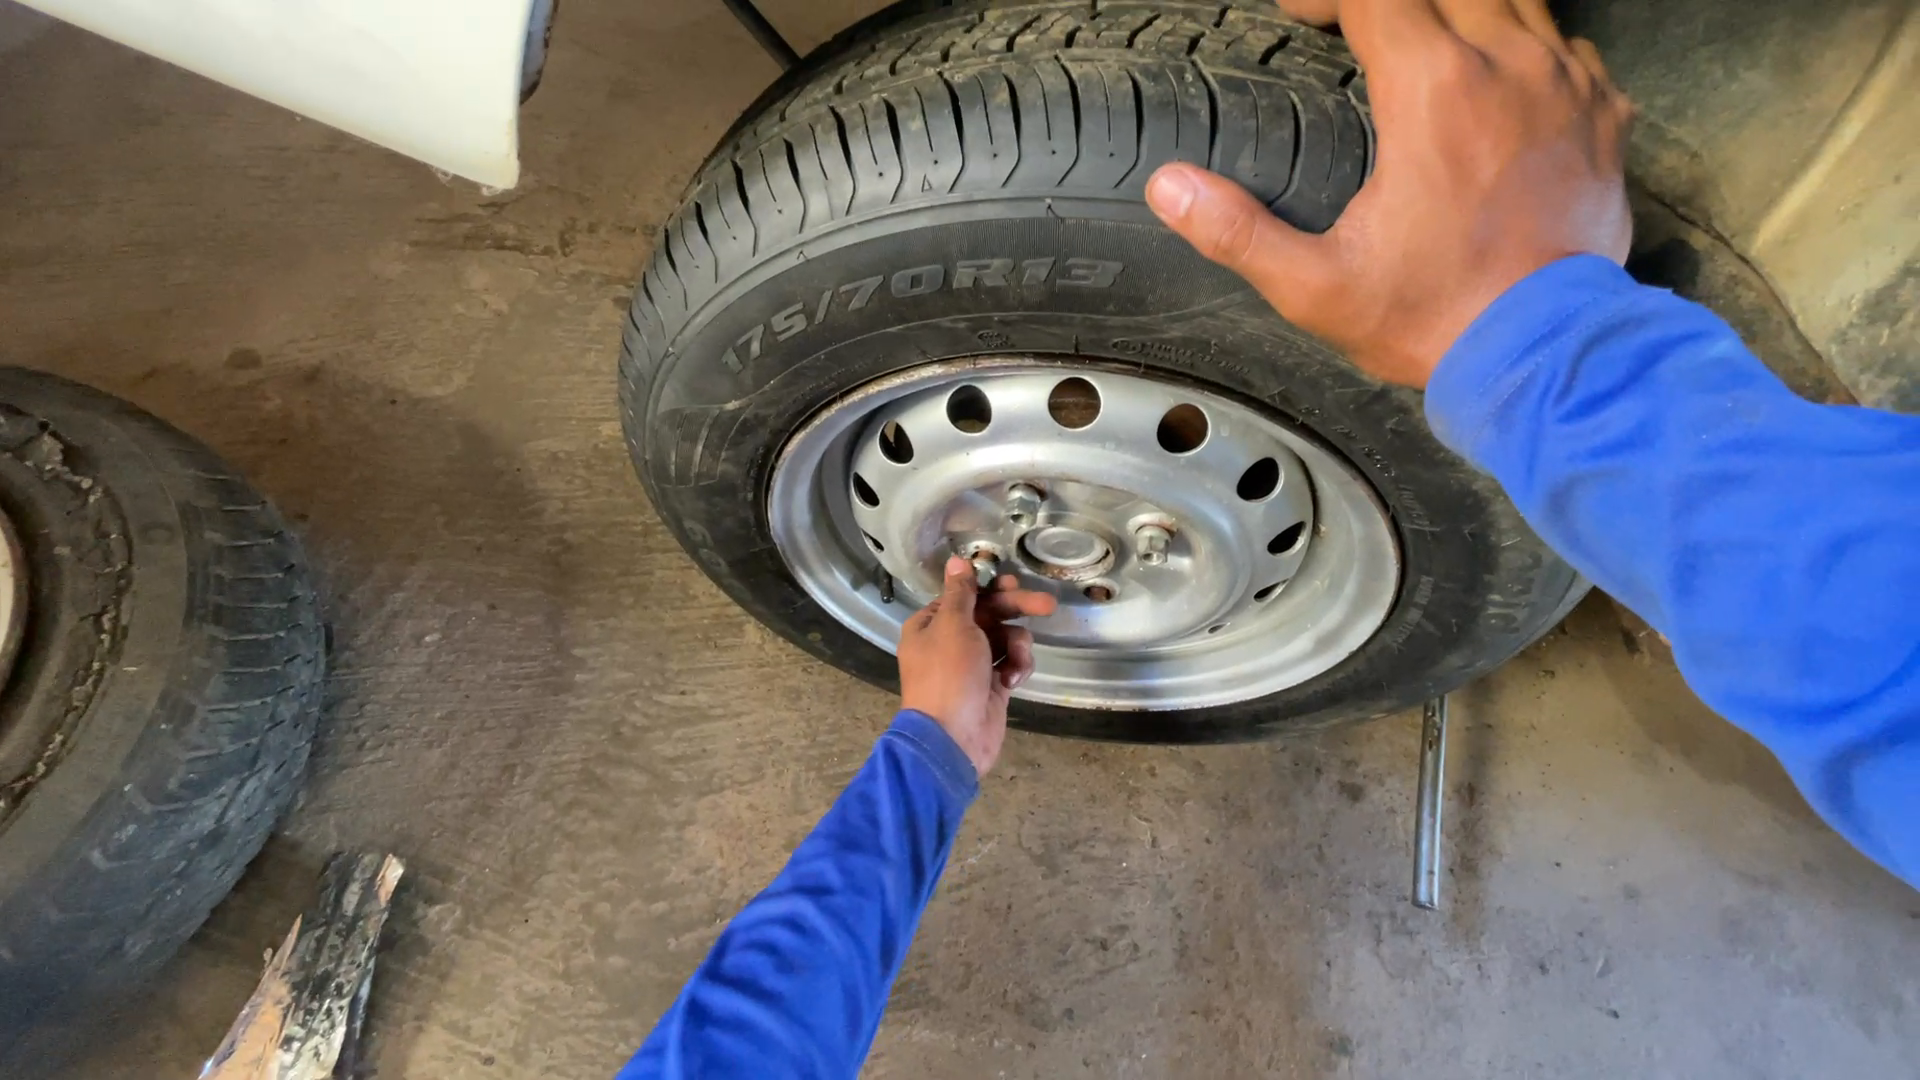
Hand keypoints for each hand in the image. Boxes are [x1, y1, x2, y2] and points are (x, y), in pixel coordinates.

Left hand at [897, 556, 1056, 777]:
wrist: (952, 739)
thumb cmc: (948, 675)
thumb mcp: (953, 625)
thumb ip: (961, 592)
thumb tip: (956, 560)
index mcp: (932, 624)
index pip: (965, 596)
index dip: (990, 589)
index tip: (1014, 584)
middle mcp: (950, 641)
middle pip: (990, 614)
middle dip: (1017, 610)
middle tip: (1048, 604)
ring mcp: (972, 665)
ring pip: (1006, 639)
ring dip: (1017, 646)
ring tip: (1015, 662)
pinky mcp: (991, 686)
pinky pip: (1011, 664)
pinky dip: (1016, 669)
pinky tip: (1012, 682)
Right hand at [1146, 0, 1633, 386]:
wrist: (1538, 351)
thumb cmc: (1424, 317)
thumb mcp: (1311, 286)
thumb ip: (1236, 232)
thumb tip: (1167, 186)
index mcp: (1434, 93)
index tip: (1295, 12)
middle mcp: (1510, 64)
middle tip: (1348, 22)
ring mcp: (1568, 83)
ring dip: (1456, 7)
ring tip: (1414, 40)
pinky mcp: (1603, 114)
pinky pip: (1564, 41)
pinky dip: (1519, 42)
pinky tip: (1492, 79)